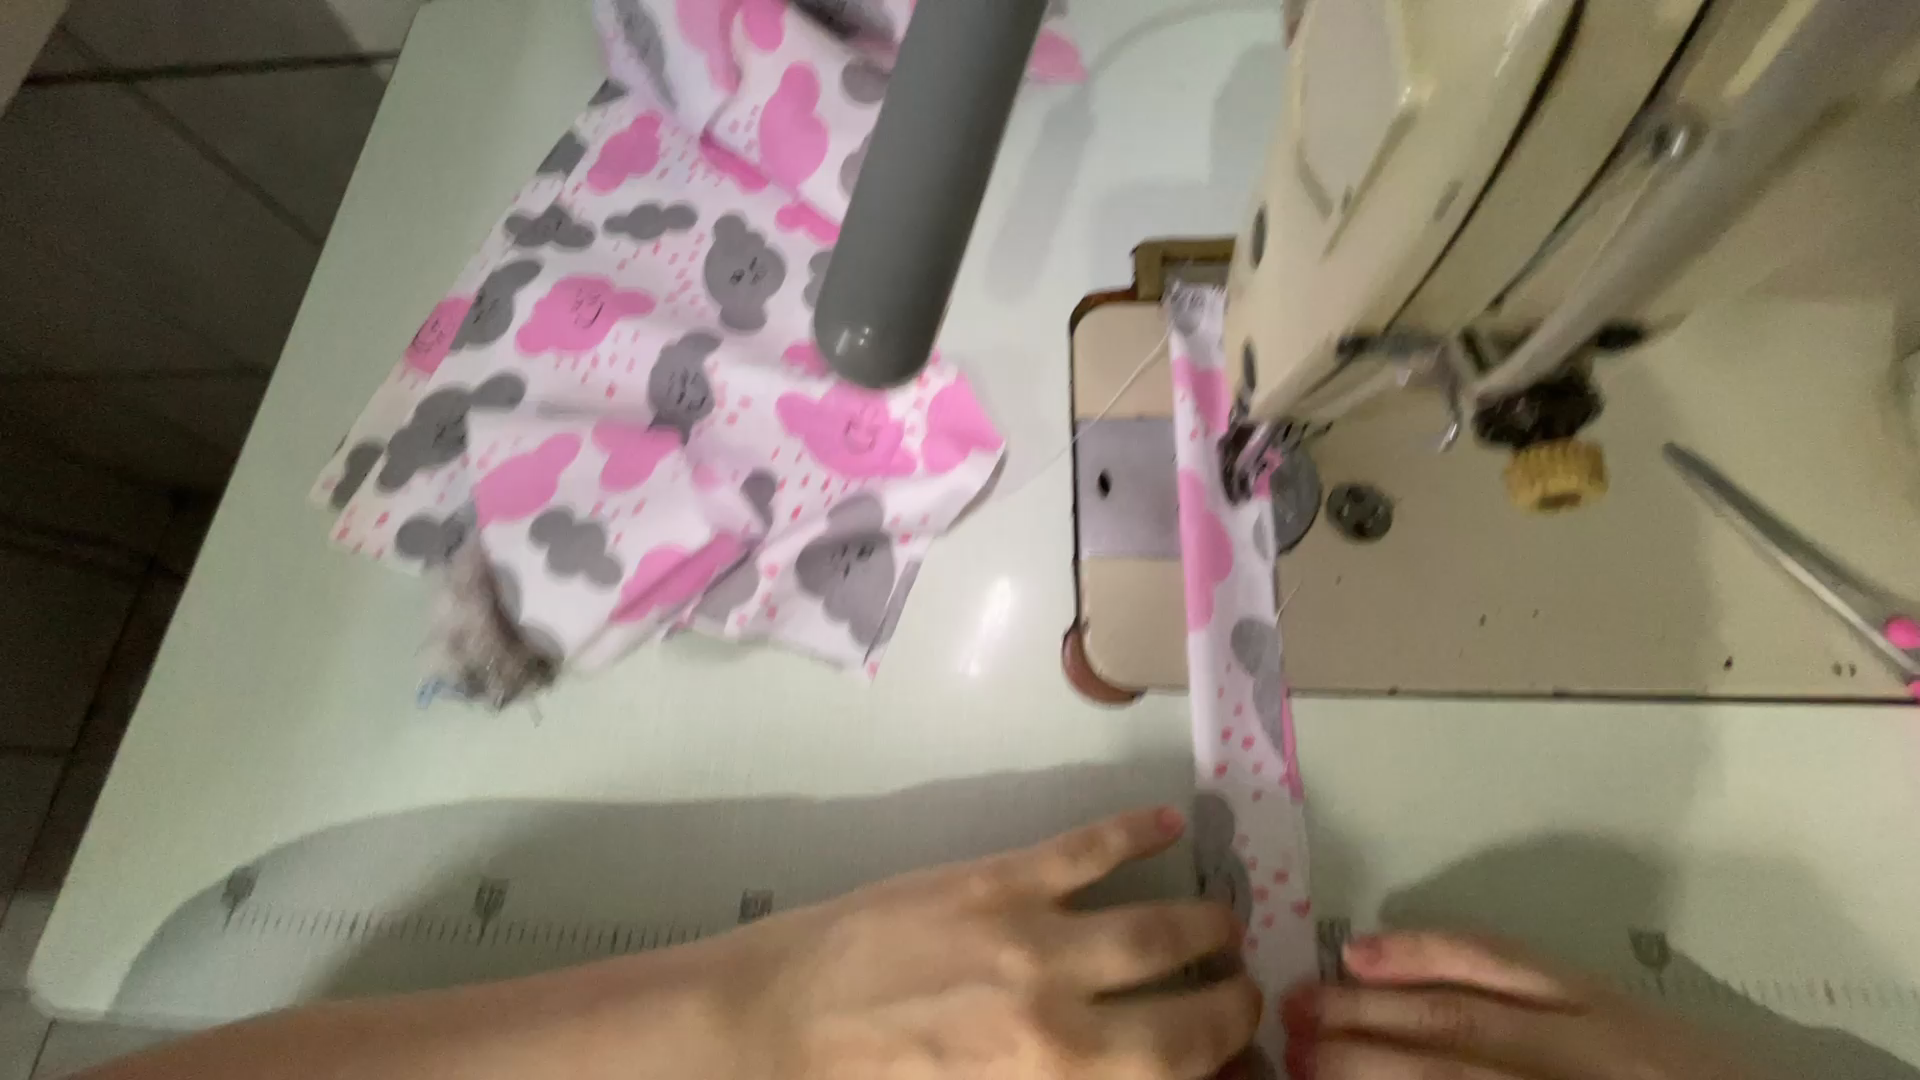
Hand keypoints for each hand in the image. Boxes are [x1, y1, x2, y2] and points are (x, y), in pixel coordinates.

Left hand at [710, 806, 1261, 1079]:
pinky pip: (1085, 850)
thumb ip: (1066, 1078)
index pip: (1176, 1075)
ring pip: (1151, 928)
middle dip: (1231, 1003)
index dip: (1224, 1063)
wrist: (784, 1026)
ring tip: (1227, 921)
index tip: (1244, 1052)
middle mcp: (1062, 1018)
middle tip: (1248, 990)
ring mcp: (1033, 938)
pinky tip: (1171, 824)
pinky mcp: (997, 879)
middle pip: (1183, 1013)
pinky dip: (1134, 834)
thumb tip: (1121, 1059)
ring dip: (1203, 925)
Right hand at [1281, 932, 1757, 1079]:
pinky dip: (1424, 950)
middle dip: (1356, 1052)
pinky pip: (1497, 957)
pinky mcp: (1595, 989)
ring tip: (1300, 1000)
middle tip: (1286, 1044)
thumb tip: (1386, 1077)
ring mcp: (1593, 1026)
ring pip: (1461, 1008)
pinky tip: (1365, 950)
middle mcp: (1584, 1076)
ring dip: (1369, 1004)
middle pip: (1449, 1058)